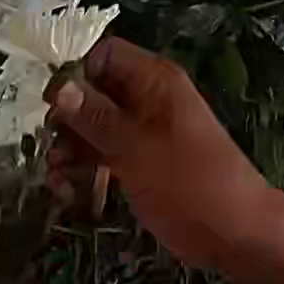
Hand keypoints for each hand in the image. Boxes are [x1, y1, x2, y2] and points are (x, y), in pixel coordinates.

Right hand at [46, 37, 283, 282]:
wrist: (233, 229)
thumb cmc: (188, 179)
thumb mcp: (137, 147)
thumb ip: (97, 117)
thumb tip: (60, 87)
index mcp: (152, 78)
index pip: (104, 54)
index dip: (76, 74)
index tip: (51, 106)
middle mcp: (146, 94)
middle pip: (95, 89)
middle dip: (69, 117)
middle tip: (49, 148)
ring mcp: (143, 126)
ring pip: (96, 122)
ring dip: (71, 146)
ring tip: (56, 177)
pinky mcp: (140, 156)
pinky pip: (105, 148)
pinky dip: (86, 163)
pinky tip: (68, 188)